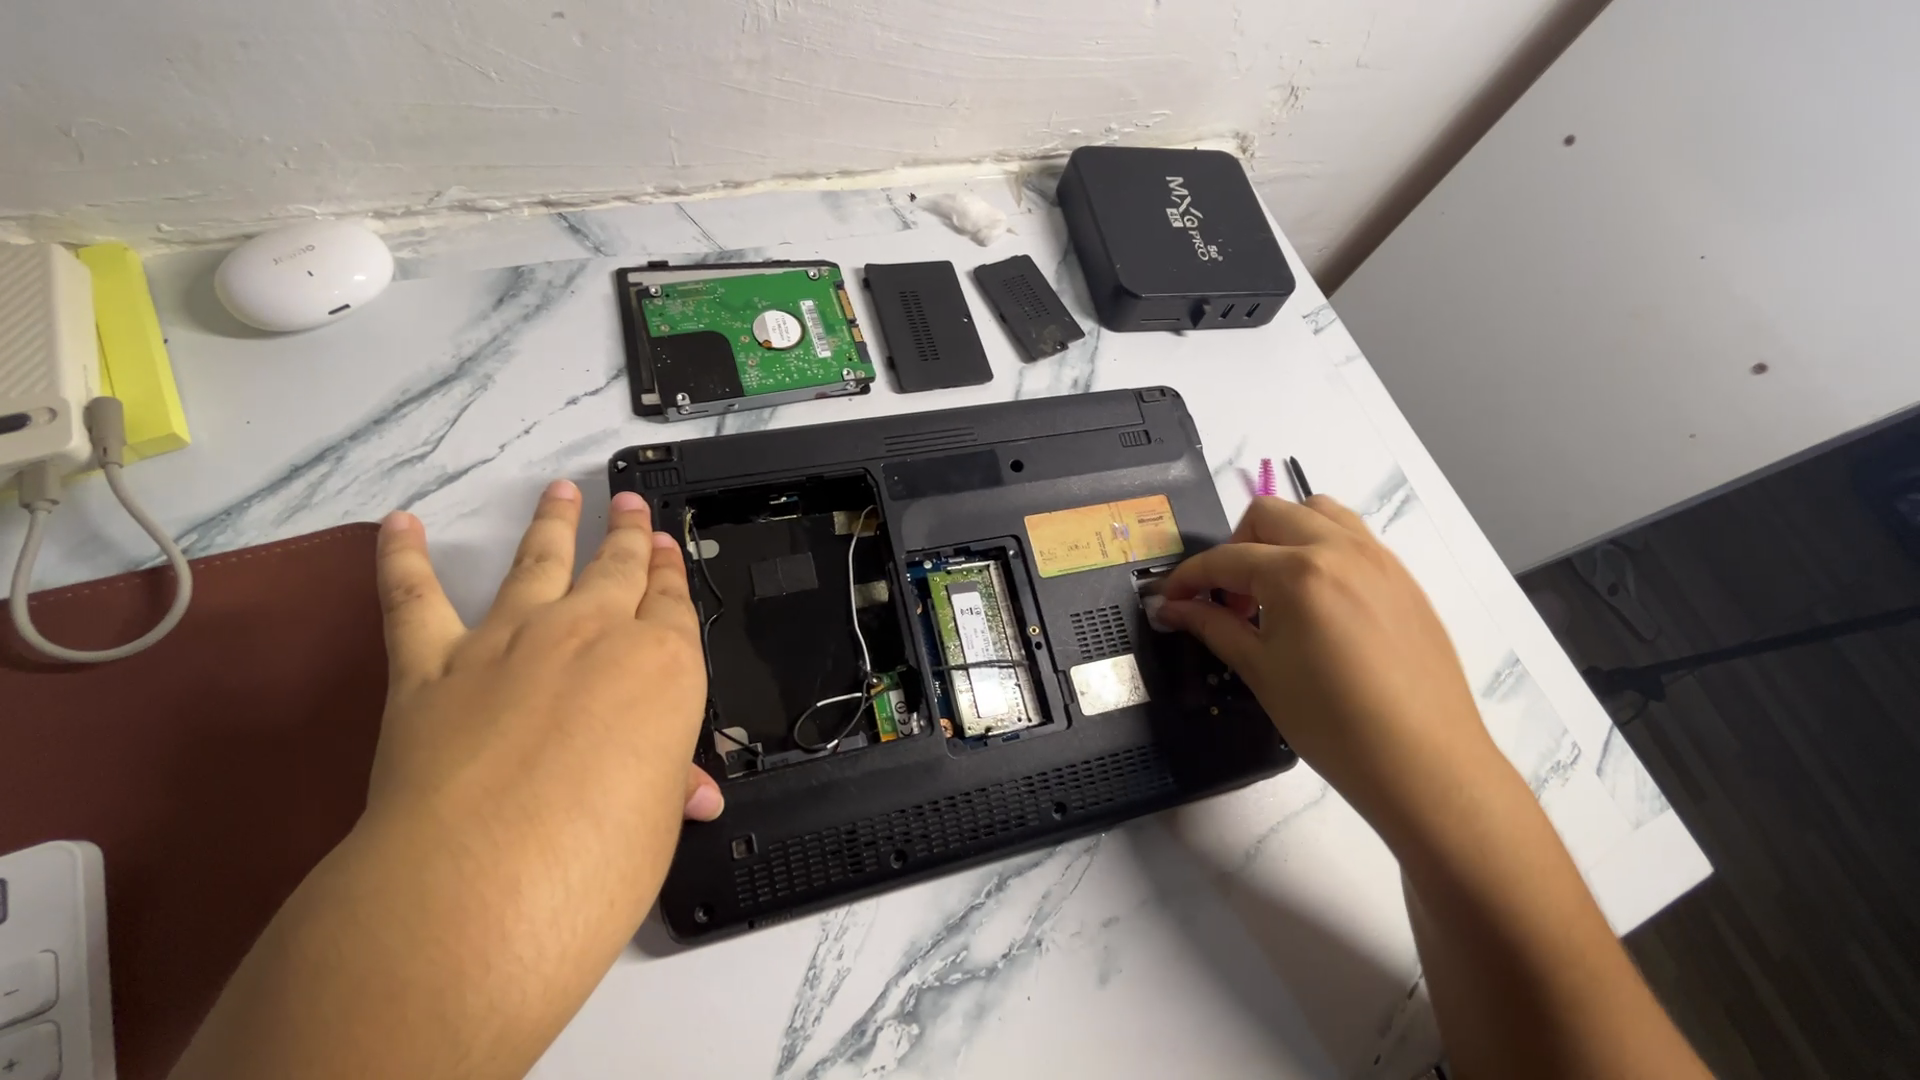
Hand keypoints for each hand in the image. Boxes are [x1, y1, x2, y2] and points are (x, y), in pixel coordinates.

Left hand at [369, 479, 714, 886]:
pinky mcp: (433, 664)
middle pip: (618, 567)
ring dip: (553, 523)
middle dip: (628, 533)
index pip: (673, 604)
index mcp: (663, 666)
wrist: (482, 882)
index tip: (668, 547)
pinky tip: (400, 526)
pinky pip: (414, 599)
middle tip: (629, 503)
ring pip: (539, 561)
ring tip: (561, 490)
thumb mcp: (659, 819)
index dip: (672, 572)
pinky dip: (402, 560)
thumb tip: (696, 796)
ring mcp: (512, 641)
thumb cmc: (599, 857)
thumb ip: (671, 786)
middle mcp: (593, 634)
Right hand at [1157, 495, 1495, 831]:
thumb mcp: (1260, 671)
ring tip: (1273, 587)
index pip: (1225, 558)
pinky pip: (1352, 537)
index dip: (1188, 578)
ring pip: (1317, 512)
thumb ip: (1213, 626)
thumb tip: (1172, 608)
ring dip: (1282, 535)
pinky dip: (1321, 549)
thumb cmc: (1331, 723)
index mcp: (1298, 573)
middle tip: (1228, 598)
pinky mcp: (1403, 578)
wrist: (1423, 762)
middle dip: (1235, 547)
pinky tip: (1316, 603)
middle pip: (1268, 515)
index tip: (1169, 600)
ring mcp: (1378, 559)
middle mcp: (1339, 550)